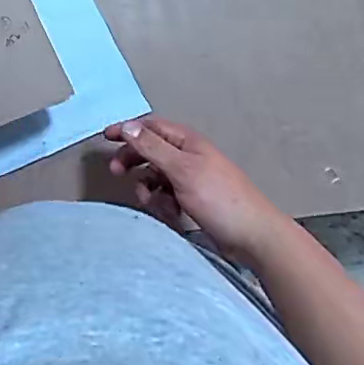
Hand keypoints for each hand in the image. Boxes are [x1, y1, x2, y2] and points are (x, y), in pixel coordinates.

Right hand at [104, 116, 294, 266]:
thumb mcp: (181, 170)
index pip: (149, 126)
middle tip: (118, 172)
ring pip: (156, 174)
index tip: (106, 138)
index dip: (127, 130)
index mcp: (186, 141)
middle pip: (149, 149)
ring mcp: (192, 178)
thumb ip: (151, 146)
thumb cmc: (220, 199)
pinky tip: (170, 213)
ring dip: (148, 186)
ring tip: (152, 202)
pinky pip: (167, 194)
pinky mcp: (195, 199)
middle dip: (133, 160)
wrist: (257, 239)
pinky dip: (163, 201)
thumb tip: (127, 125)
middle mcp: (187, 155)